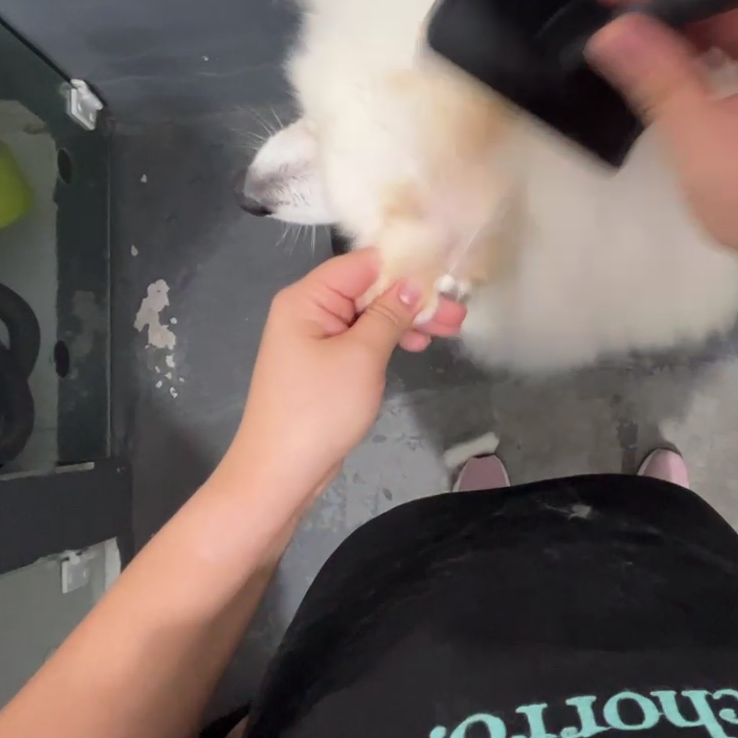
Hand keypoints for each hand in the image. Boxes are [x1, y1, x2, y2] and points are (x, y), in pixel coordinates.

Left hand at [227, 250, 466, 499]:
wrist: (280, 473)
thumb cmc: (319, 409)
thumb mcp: (362, 356)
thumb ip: (389, 314)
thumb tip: (414, 282)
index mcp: (308, 298)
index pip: (363, 264)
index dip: (405, 266)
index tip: (445, 276)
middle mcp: (309, 310)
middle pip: (368, 289)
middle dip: (412, 298)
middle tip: (457, 312)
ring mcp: (316, 338)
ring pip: (369, 315)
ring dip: (407, 319)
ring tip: (451, 329)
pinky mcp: (325, 363)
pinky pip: (362, 337)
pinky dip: (390, 338)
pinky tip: (417, 344)